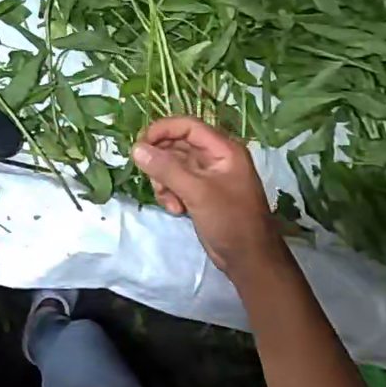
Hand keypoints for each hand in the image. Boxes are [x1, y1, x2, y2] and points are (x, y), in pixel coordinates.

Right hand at [132, 117, 287, 280]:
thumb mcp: (197, 192)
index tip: (140, 144)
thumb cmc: (231, 221)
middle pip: (176, 144)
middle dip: (160, 160)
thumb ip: (166, 168)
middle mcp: (214, 157)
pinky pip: (174, 181)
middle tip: (148, 174)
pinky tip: (175, 208)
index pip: (187, 126)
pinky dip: (168, 192)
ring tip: (168, 200)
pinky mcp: (199, 192)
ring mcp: (206, 175)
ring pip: (171, 164)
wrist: (249, 260)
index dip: (162, 130)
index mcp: (223, 149)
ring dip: (163, 180)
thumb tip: (136, 149)